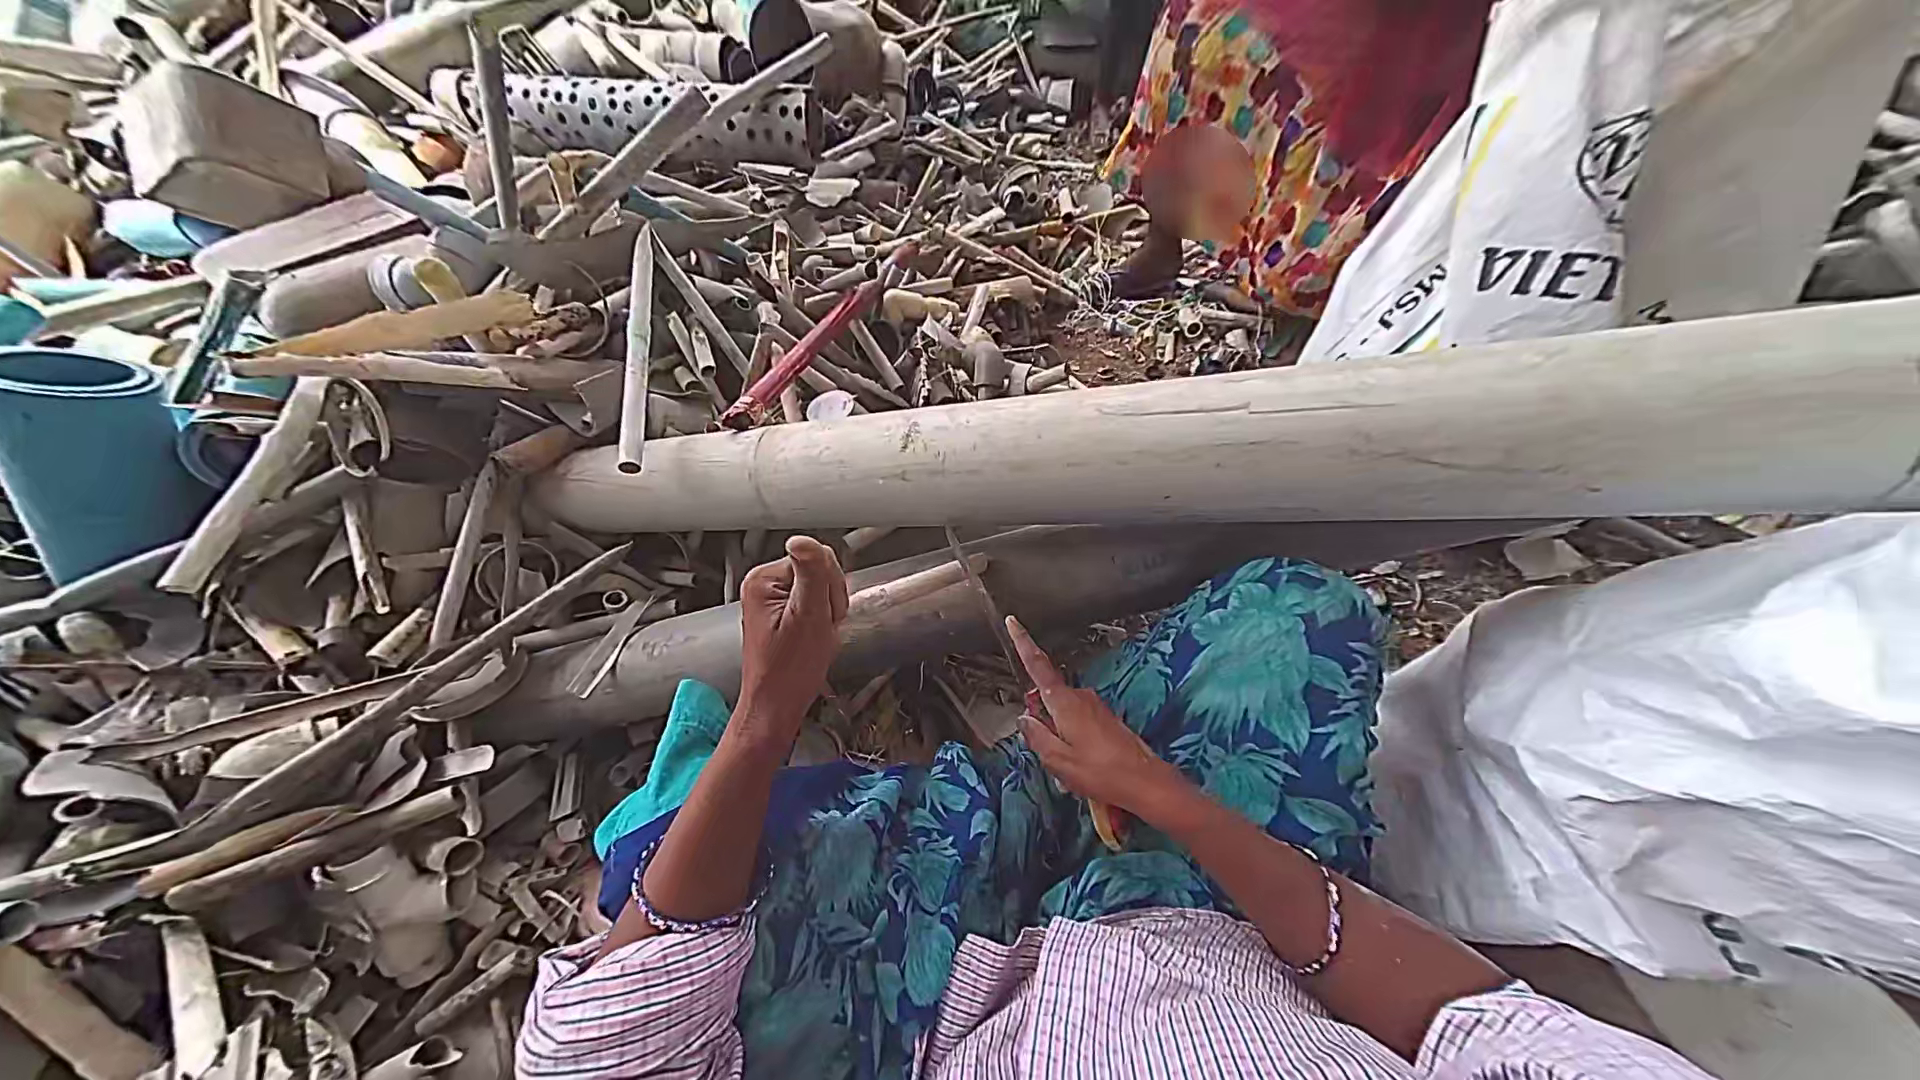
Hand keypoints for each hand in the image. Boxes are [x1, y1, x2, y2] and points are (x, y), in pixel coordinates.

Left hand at [737, 535, 848, 737]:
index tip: (822, 614)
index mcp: (764, 580)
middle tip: (819, 629)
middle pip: (821, 572)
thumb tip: (803, 540)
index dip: (831, 588)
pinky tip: (814, 639)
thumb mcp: (808, 617)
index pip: (819, 559)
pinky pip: (817, 605)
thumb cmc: (789, 671)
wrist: (778, 706)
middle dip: (831, 601)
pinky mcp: (783, 614)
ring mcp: (773, 600)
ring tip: (816, 636)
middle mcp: (764, 585)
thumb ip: (811, 575)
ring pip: (823, 589)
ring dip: (828, 613)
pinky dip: (823, 622)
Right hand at [1006, 616, 1188, 815]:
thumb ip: (1036, 736)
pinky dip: (1073, 739)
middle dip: (1041, 719)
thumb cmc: (1102, 772)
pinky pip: (1078, 721)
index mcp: (1065, 703)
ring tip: (1070, 767)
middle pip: (1048, 696)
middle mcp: (1081, 697)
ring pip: (1063, 713)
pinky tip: (1083, 765)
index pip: (1037, 666)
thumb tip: (1024, 719)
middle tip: (1049, 753)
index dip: (1023, 643)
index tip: (1013, 622)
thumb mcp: (1058, 760)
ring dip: (1059, 734)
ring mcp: (1095, 706)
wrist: (1146, 783)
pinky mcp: (1105, 718)